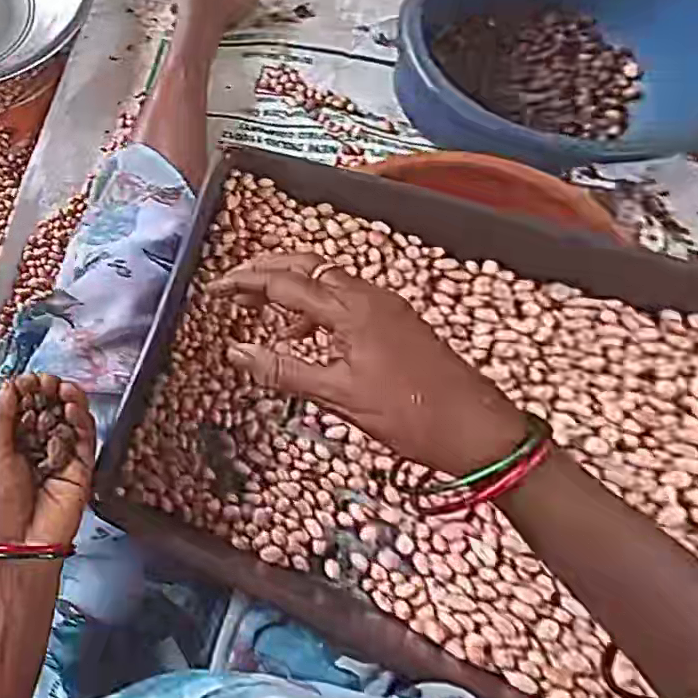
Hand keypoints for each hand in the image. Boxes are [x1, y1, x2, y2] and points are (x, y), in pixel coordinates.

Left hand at [0, 375, 96, 547]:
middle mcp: (36, 447)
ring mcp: (60, 458)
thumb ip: (1, 419)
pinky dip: (81, 420)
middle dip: (48, 392)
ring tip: (63, 388)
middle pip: (48, 411)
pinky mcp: (81, 470)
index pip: (23, 409)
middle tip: (48, 381)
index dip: (27, 392)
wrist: (16, 547)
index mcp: (10, 444)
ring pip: (69, 421)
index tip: (28, 379)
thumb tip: (10, 386)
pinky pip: (84, 440)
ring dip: (68, 401)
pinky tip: (73, 407)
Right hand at [209, 253, 522, 475]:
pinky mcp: (393, 320)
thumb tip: (234, 351)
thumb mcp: (337, 395)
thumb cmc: (410, 415)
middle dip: (264, 269)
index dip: (243, 283)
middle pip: (306, 265)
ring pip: (324, 278)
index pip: (284, 283)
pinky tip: (298, 333)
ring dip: (287, 284)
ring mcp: (384, 306)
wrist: (483, 433)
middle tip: (231, 284)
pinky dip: (311, 304)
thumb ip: (281, 369)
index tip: (213, 289)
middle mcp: (367, 297)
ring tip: (256, 305)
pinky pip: (341, 296)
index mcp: (350, 310)